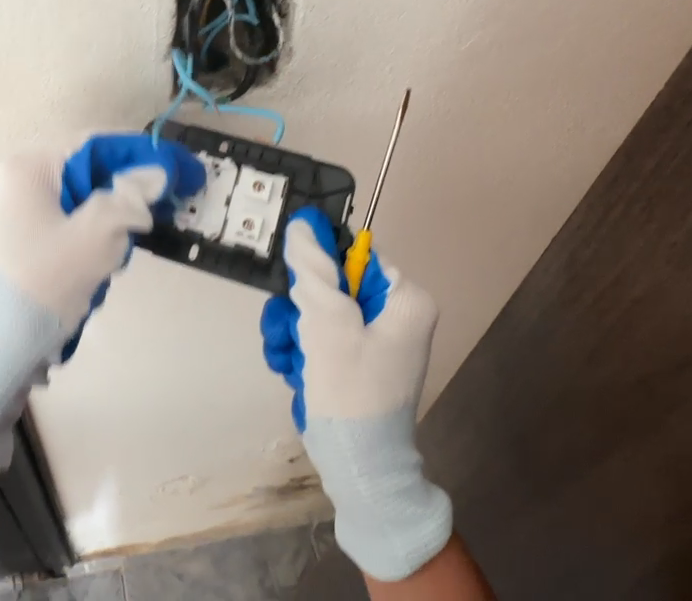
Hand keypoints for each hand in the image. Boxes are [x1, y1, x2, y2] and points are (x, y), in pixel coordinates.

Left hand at [0, 135, 204, 475]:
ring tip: (106, 266)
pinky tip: (92, 280)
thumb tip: (159, 174)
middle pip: (92, 176)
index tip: (184, 170)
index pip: (97, 145)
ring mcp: (22, 214)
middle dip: (122, 204)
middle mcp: (22, 181)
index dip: (142, 155)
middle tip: (149, 226)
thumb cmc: (44, 284)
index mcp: (31, 167)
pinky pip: (74, 231)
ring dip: (108, 234)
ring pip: (88, 207)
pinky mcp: (27, 243)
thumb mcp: (96, 236)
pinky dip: (92, 250)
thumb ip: (130, 199)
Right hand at [260, 206, 452, 582]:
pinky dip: (297, 351)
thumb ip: (313, 270)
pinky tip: (290, 370)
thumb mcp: (328, 322)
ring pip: (313, 310)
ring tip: (287, 359)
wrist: (358, 467)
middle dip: (298, 309)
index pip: (352, 255)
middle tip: (291, 331)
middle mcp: (392, 314)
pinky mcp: (350, 360)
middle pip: (328, 284)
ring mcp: (370, 339)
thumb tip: (303, 224)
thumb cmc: (351, 391)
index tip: (294, 288)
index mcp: (404, 299)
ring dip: (291, 332)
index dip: (317, 266)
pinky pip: (314, 336)